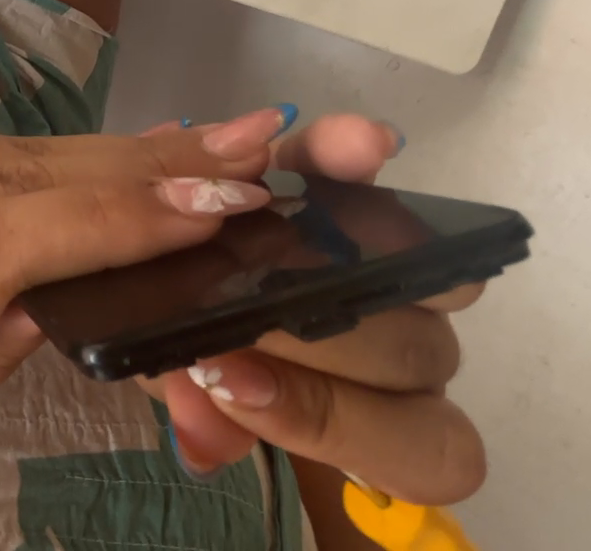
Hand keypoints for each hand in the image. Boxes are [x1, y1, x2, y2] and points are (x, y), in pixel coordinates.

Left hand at [0, 107, 296, 434]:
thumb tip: (78, 279)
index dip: (91, 222)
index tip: (198, 210)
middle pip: (11, 184)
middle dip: (137, 174)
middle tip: (253, 158)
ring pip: (17, 153)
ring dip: (125, 149)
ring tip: (223, 142)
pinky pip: (2, 144)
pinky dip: (81, 147)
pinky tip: (144, 145)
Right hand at [142, 116, 488, 505]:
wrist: (166, 270)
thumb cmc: (194, 346)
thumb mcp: (186, 390)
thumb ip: (202, 416)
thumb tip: (204, 441)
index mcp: (378, 412)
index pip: (424, 450)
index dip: (335, 422)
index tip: (228, 383)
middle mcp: (404, 344)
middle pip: (413, 356)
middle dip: (306, 340)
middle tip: (213, 315)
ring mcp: (386, 257)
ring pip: (411, 265)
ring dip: (327, 254)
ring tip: (237, 241)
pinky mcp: (338, 184)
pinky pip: (352, 170)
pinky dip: (343, 157)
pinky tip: (347, 141)